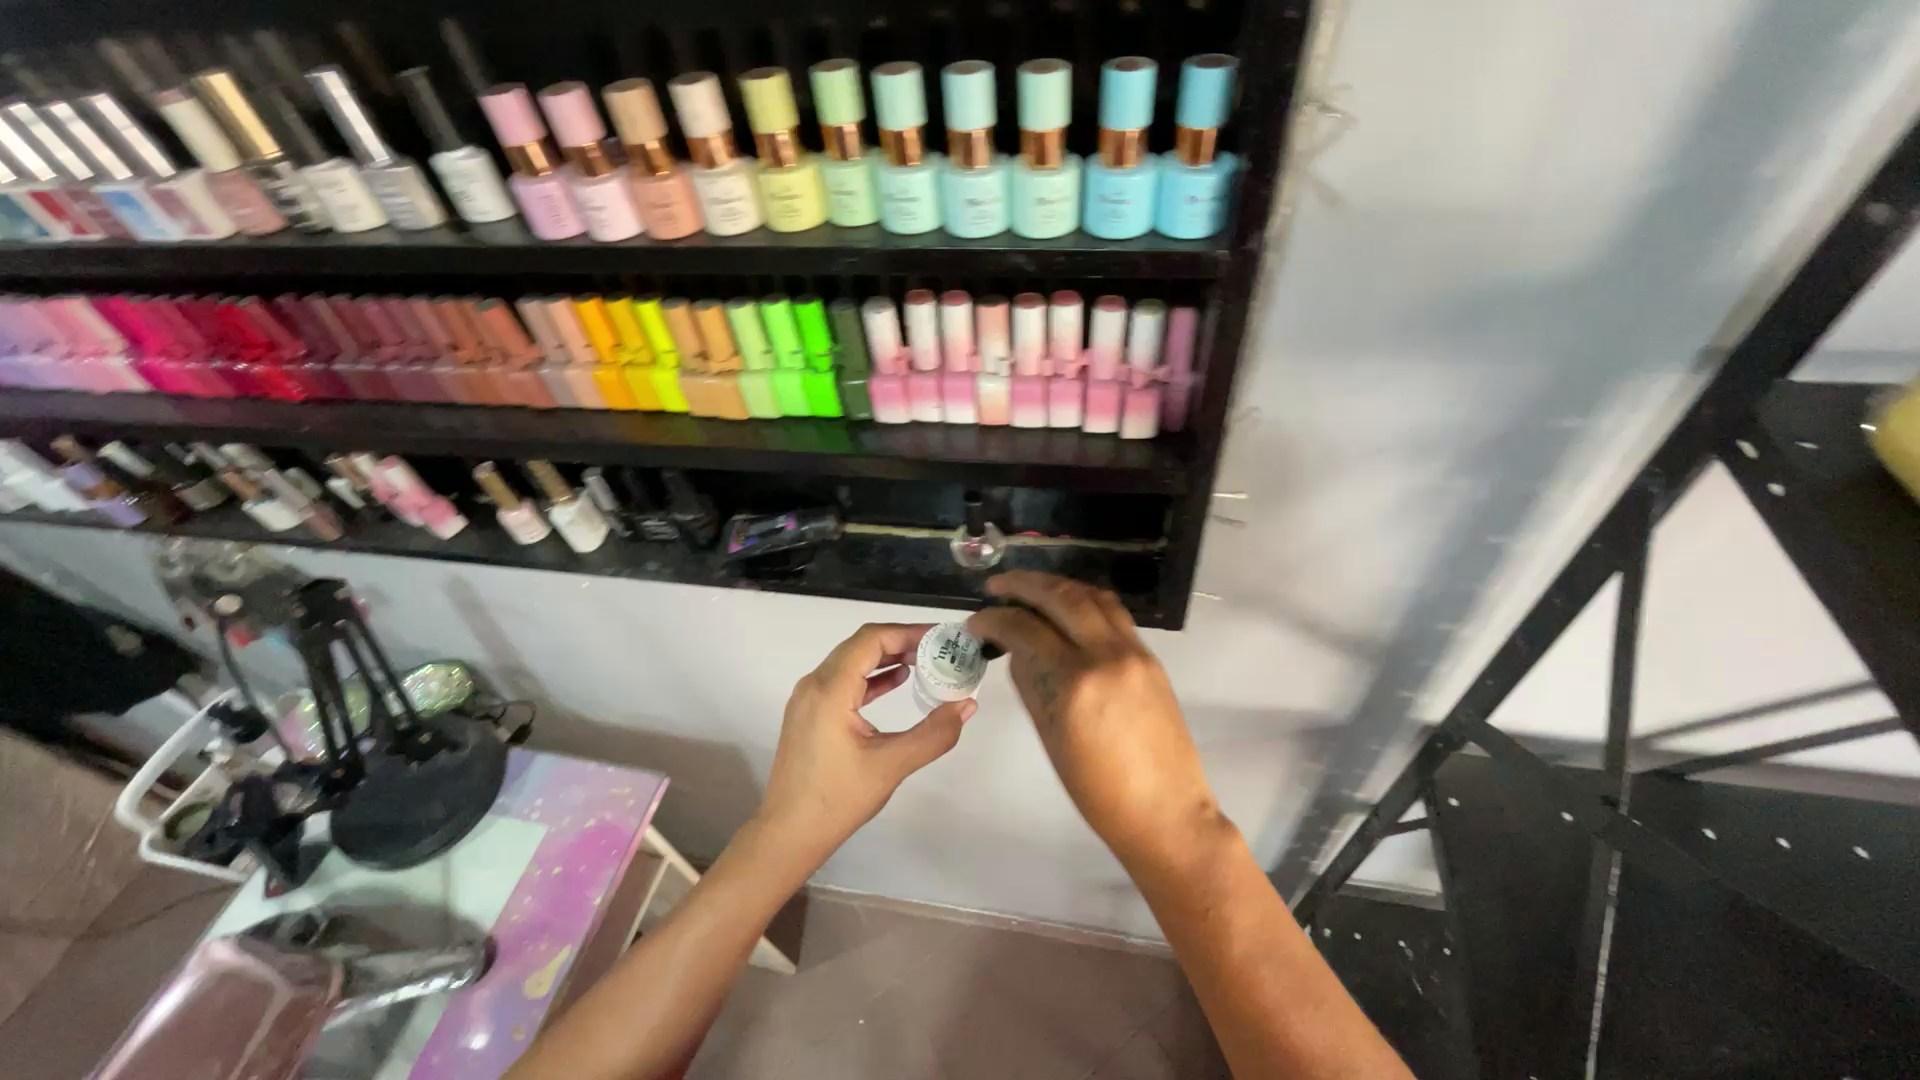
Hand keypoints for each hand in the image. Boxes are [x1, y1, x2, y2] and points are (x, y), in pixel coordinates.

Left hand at [753, 623, 974, 857]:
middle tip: (940, 649)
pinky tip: (898, 681)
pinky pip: (843, 680)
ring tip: (926, 662)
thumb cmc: (837, 799)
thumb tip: (967, 704)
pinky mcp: (809, 713)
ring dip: (887, 657)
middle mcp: (814, 684)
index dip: (908, 632)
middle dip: (902, 641)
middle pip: (861, 645)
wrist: (788, 833)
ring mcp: (808, 698)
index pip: (871, 640)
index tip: (941, 638)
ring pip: (851, 661)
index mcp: (830, 690)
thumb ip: (934, 733)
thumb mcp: (892, 765)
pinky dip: (872, 675)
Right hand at [968, 573, 1216, 862]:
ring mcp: (1134, 653)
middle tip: (997, 584)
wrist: (1165, 811)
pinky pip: (1114, 614)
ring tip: (1031, 589)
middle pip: (1062, 596)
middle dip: (1024, 584)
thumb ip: (1032, 684)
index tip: (976, 622)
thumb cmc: (1098, 790)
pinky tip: (1067, 609)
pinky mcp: (1150, 658)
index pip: (1025, 629)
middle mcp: (1107, 656)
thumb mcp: (1051, 737)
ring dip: (1058, 586)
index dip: (994, 619)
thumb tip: (1016, 648)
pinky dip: (1085, 601)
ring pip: (1093, 596)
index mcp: (1075, 683)